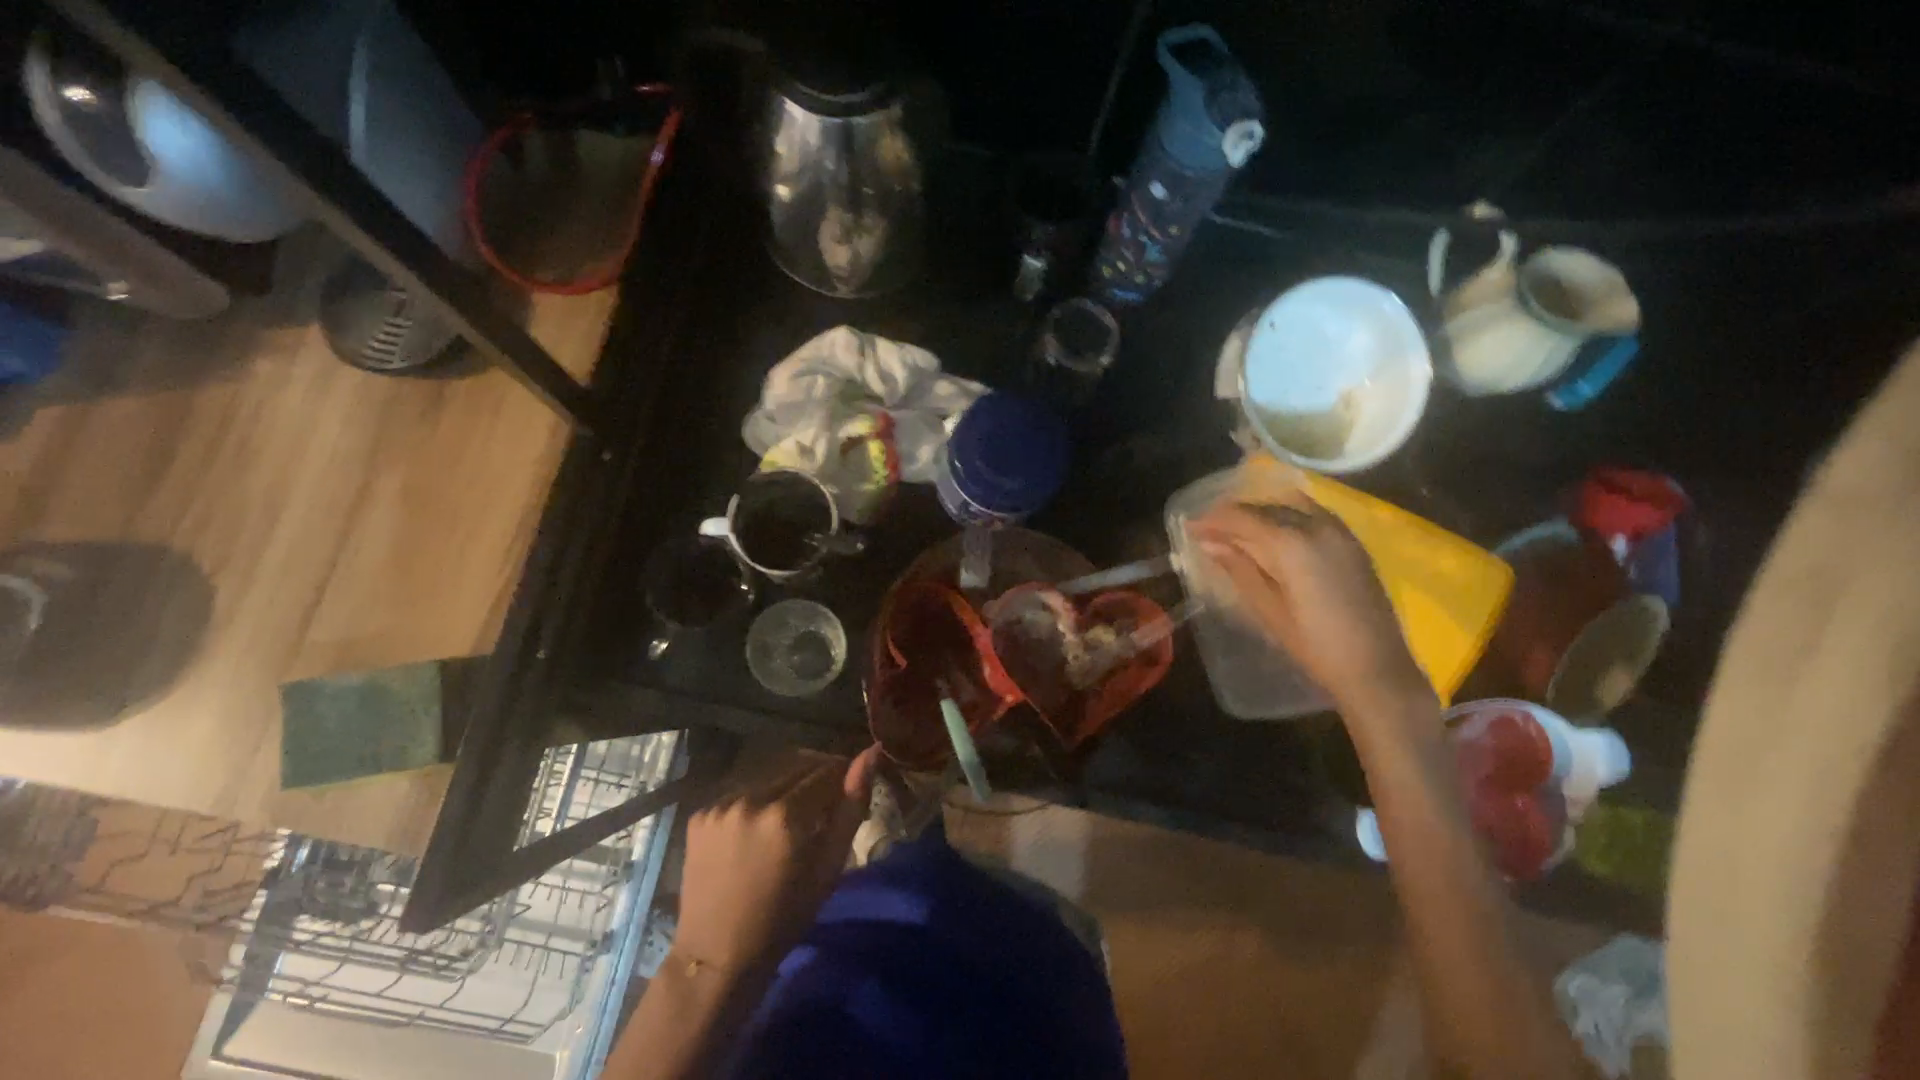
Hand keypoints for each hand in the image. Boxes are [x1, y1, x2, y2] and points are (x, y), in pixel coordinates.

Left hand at [674, 746, 878, 975]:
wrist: (717, 953)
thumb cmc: (784, 918)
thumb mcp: (828, 868)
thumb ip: (851, 808)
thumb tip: (870, 755)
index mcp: (786, 815)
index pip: (825, 770)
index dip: (842, 777)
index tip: (847, 793)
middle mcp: (750, 799)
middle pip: (796, 765)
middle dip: (816, 778)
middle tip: (823, 806)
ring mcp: (720, 805)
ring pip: (768, 775)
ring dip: (786, 787)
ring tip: (790, 821)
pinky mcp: (700, 814)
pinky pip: (740, 791)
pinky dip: (757, 800)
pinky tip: (759, 829)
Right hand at [1188, 499, 1432, 713]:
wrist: (1375, 669)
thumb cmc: (1314, 646)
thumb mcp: (1268, 610)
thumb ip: (1239, 570)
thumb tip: (1209, 544)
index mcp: (1293, 544)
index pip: (1244, 518)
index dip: (1213, 520)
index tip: (1190, 527)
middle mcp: (1318, 526)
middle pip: (1267, 508)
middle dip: (1235, 516)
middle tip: (1209, 531)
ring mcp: (1340, 532)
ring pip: (1291, 507)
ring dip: (1262, 514)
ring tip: (1238, 532)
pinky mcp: (1353, 543)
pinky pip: (1313, 516)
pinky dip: (1288, 518)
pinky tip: (1275, 537)